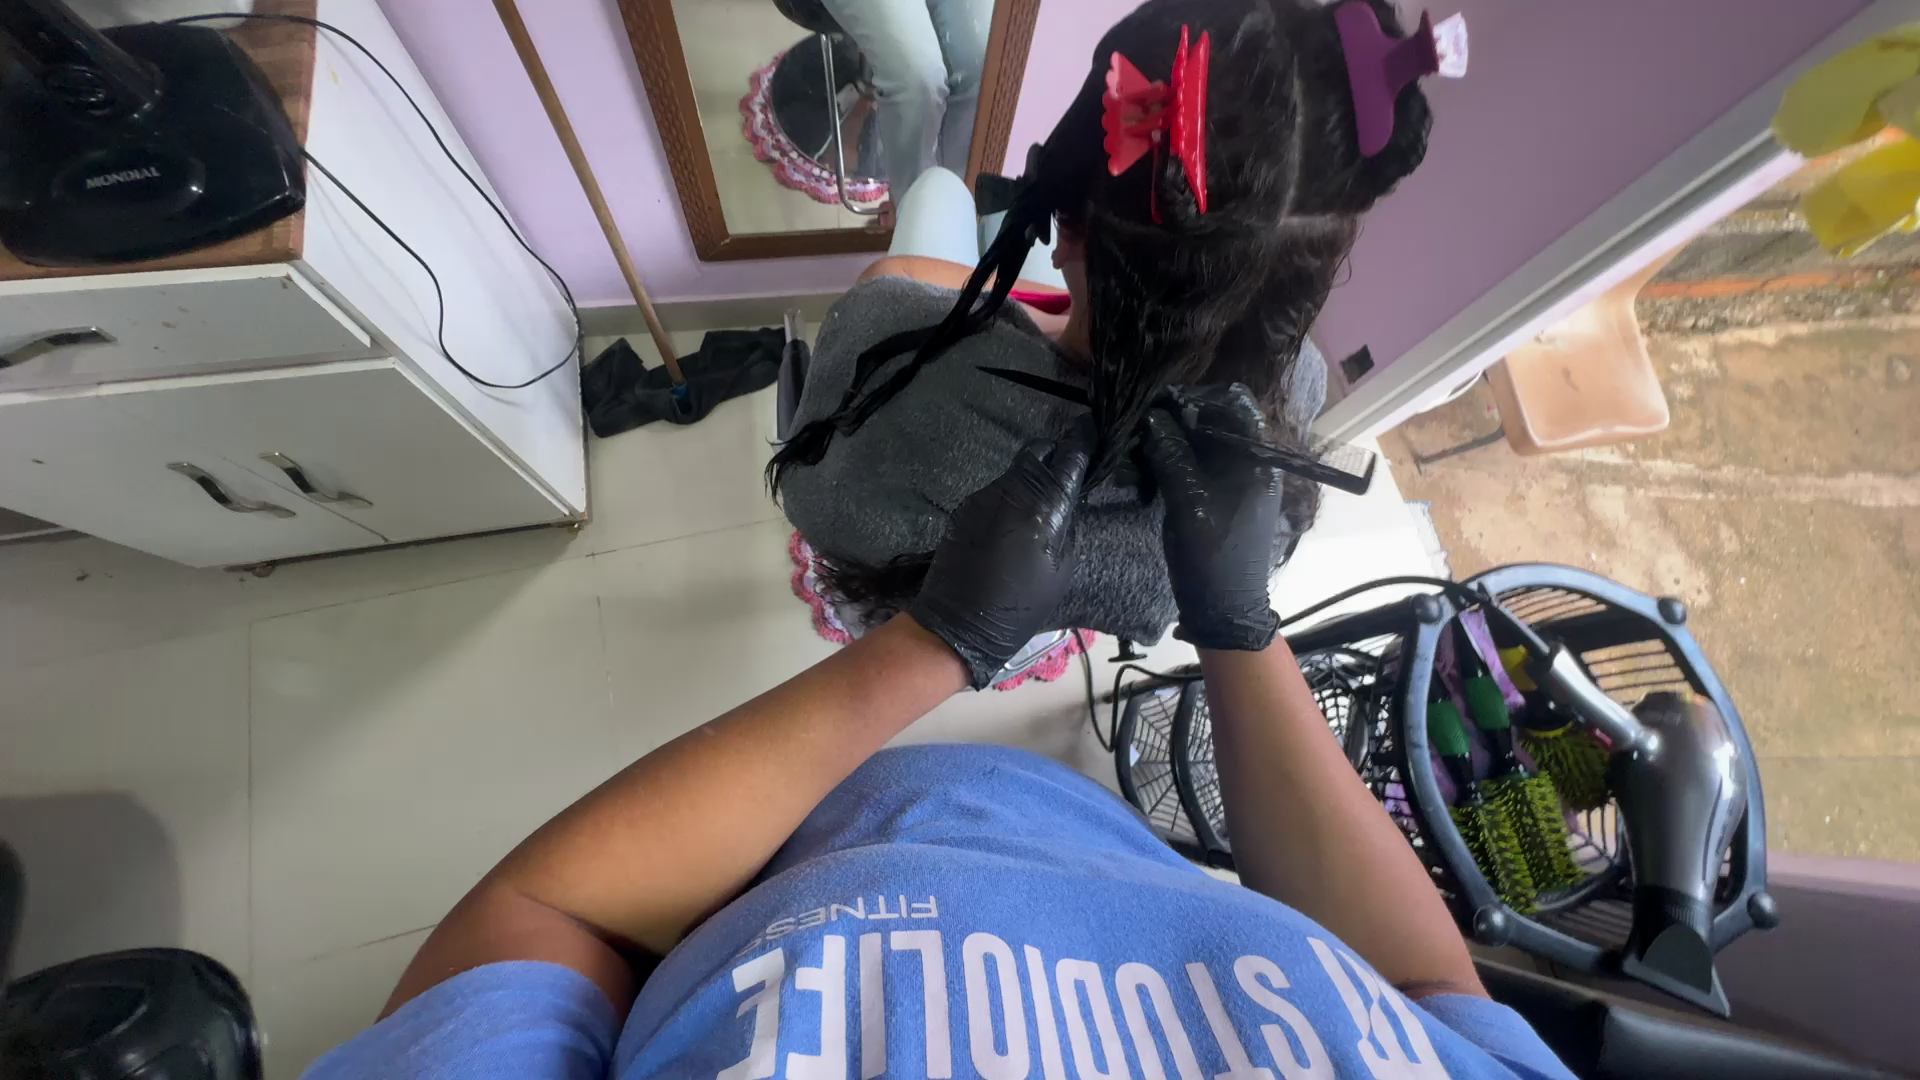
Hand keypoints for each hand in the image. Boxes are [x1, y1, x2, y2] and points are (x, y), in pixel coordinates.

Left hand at [909, 424, 1090, 687]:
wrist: (961, 623)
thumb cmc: (1022, 605)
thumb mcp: (1062, 567)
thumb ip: (1066, 523)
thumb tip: (1068, 496)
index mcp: (1044, 506)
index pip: (1069, 454)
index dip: (1082, 441)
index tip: (1091, 433)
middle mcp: (1012, 491)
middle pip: (1037, 453)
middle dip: (1052, 457)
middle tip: (1061, 474)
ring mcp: (983, 496)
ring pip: (1013, 473)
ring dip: (1027, 483)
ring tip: (1032, 512)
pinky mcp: (964, 507)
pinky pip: (993, 493)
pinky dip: (1006, 500)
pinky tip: (1007, 527)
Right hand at [1141, 384, 1283, 650]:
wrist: (1225, 609)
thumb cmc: (1212, 555)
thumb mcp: (1189, 502)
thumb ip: (1171, 456)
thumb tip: (1152, 417)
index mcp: (1255, 459)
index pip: (1234, 403)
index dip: (1198, 397)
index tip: (1160, 404)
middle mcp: (1250, 463)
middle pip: (1216, 421)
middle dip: (1179, 418)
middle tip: (1142, 423)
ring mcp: (1236, 482)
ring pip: (1204, 444)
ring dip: (1173, 440)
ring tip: (1139, 444)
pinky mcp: (1220, 498)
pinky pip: (1198, 466)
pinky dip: (1174, 461)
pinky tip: (1147, 466)